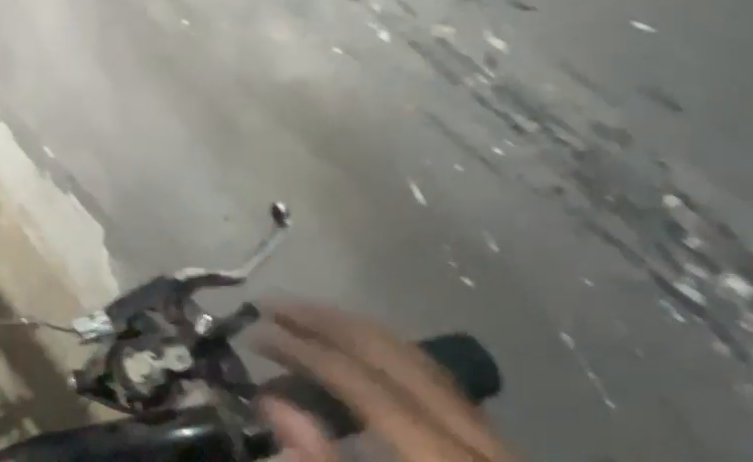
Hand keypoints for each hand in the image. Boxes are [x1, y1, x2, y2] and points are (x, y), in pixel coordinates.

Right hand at [257, 303, 518, 461]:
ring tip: (305, 317)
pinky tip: (359, 354)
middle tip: (272, 306)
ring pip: (417, 357)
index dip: (303, 349)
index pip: (361, 382)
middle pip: (391, 353)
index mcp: (442, 460)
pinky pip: (434, 379)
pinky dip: (388, 355)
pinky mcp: (497, 449)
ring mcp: (492, 440)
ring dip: (356, 330)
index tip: (255, 331)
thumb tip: (274, 405)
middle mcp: (472, 437)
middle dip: (327, 322)